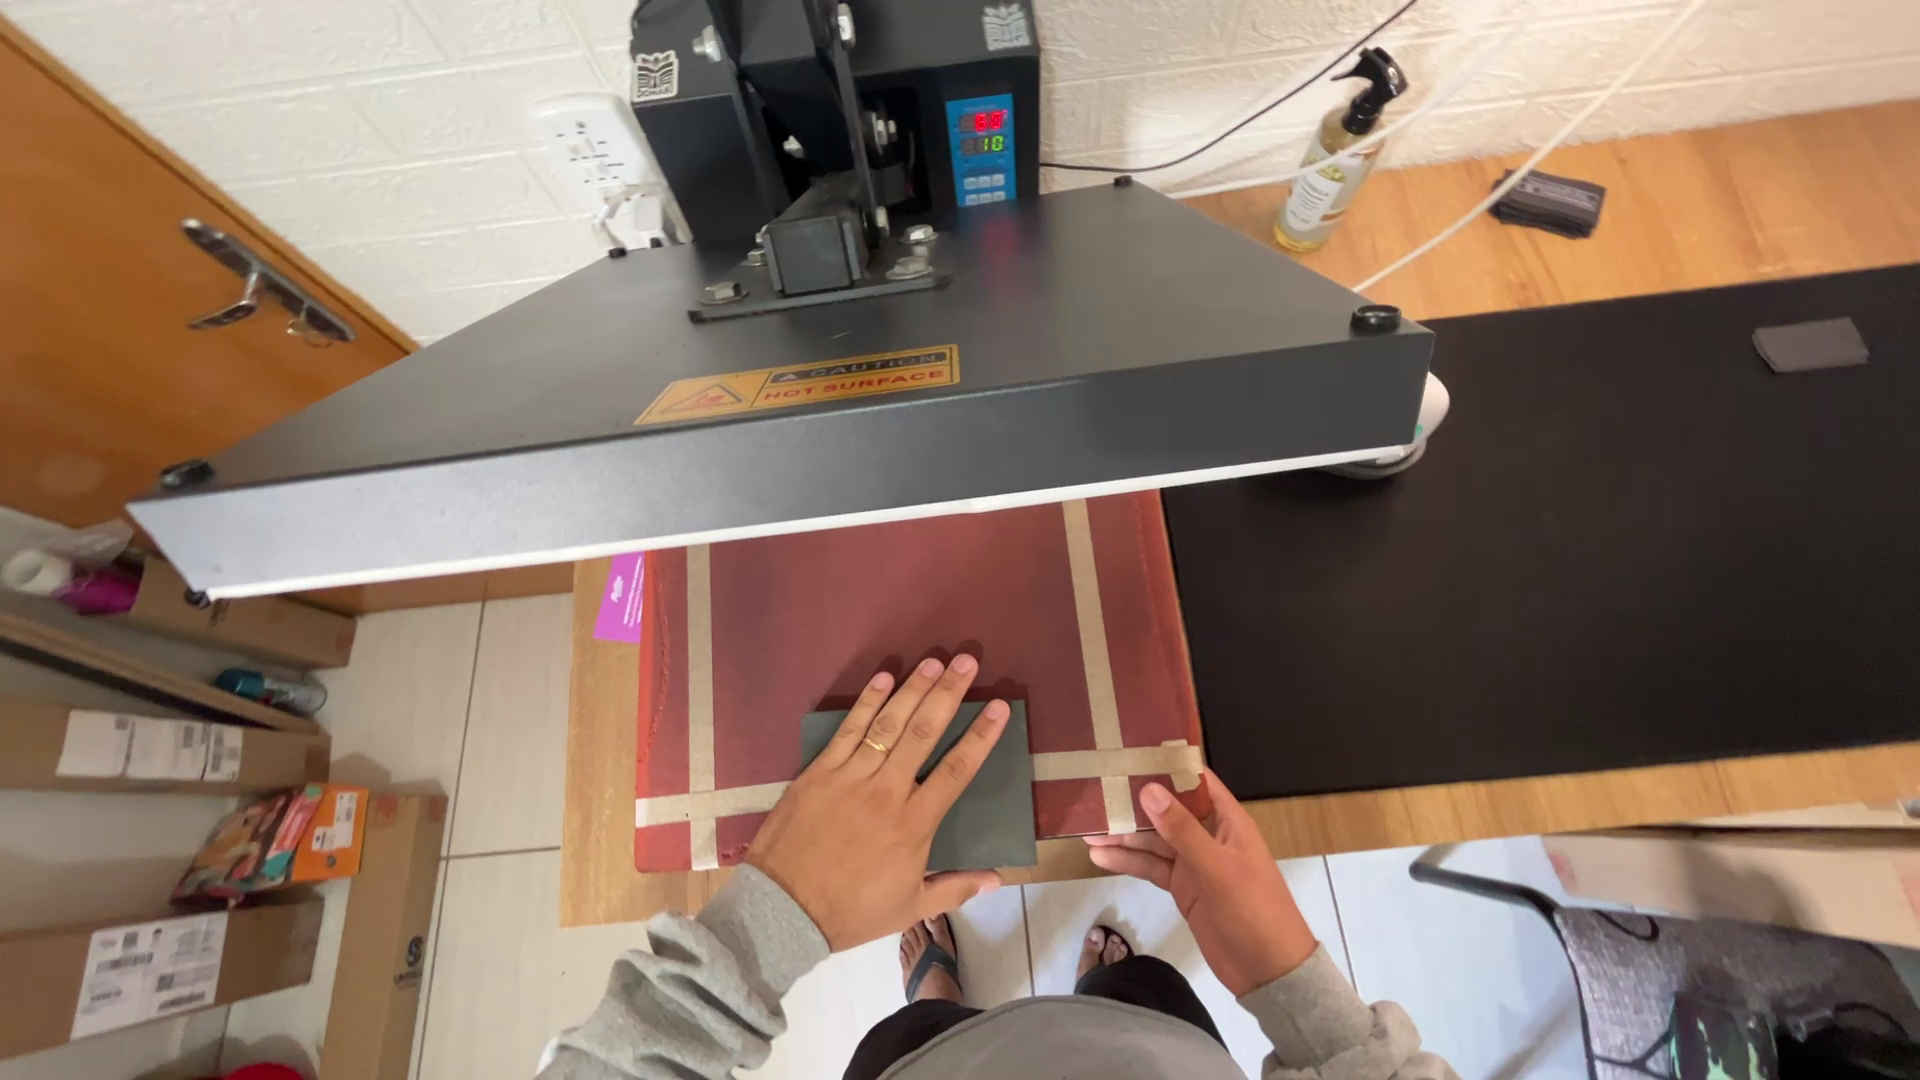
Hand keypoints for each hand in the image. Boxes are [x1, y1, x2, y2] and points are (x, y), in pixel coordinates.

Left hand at [748, 655, 1008, 950]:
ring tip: (933, 661)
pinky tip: (884, 678)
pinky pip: (848, 730)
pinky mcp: (820, 771)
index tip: (998, 707)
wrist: (783, 911)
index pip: (956, 771)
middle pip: (924, 733)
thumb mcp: (908, 909)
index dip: (980, 737)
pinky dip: (866, 702)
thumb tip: (998, 878)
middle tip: (967, 662)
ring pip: (889, 724)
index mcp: (914, 824)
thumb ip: (954, 888)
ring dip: (913, 689)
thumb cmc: (850, 912)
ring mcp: (851, 776)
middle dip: (948, 694)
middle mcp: (887, 791)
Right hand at [1085, 770, 1317, 995]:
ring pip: (1153, 840)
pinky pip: (1150, 867)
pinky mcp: (1182, 887)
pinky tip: (1100, 857)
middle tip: (1097, 791)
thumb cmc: (1254, 910)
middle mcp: (1208, 834)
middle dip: (1134, 802)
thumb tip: (1148, 789)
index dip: (1167, 765)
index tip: (1132, 752)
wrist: (1269, 973)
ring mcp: (1193, 862)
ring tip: (1088, 830)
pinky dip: (1127, 861)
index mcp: (1227, 820)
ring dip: (1124, 835)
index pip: (1195, 780)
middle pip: (1167, 809)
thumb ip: (1181, 829)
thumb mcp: (1217, 868)